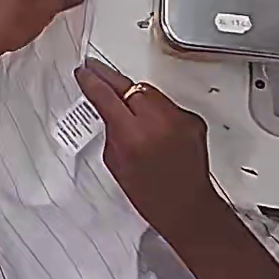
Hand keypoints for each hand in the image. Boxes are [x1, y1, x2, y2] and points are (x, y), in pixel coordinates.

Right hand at [74, 59, 240, 250]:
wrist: (186, 207)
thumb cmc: (151, 194)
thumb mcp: (116, 162)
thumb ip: (111, 130)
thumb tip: (107, 106)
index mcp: (133, 136)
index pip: (107, 96)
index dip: (92, 81)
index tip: (85, 72)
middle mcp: (158, 123)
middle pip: (130, 86)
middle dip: (113, 81)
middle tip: (98, 73)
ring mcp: (179, 120)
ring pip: (150, 91)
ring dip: (136, 94)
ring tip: (128, 106)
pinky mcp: (193, 120)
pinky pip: (168, 104)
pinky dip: (157, 110)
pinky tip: (153, 125)